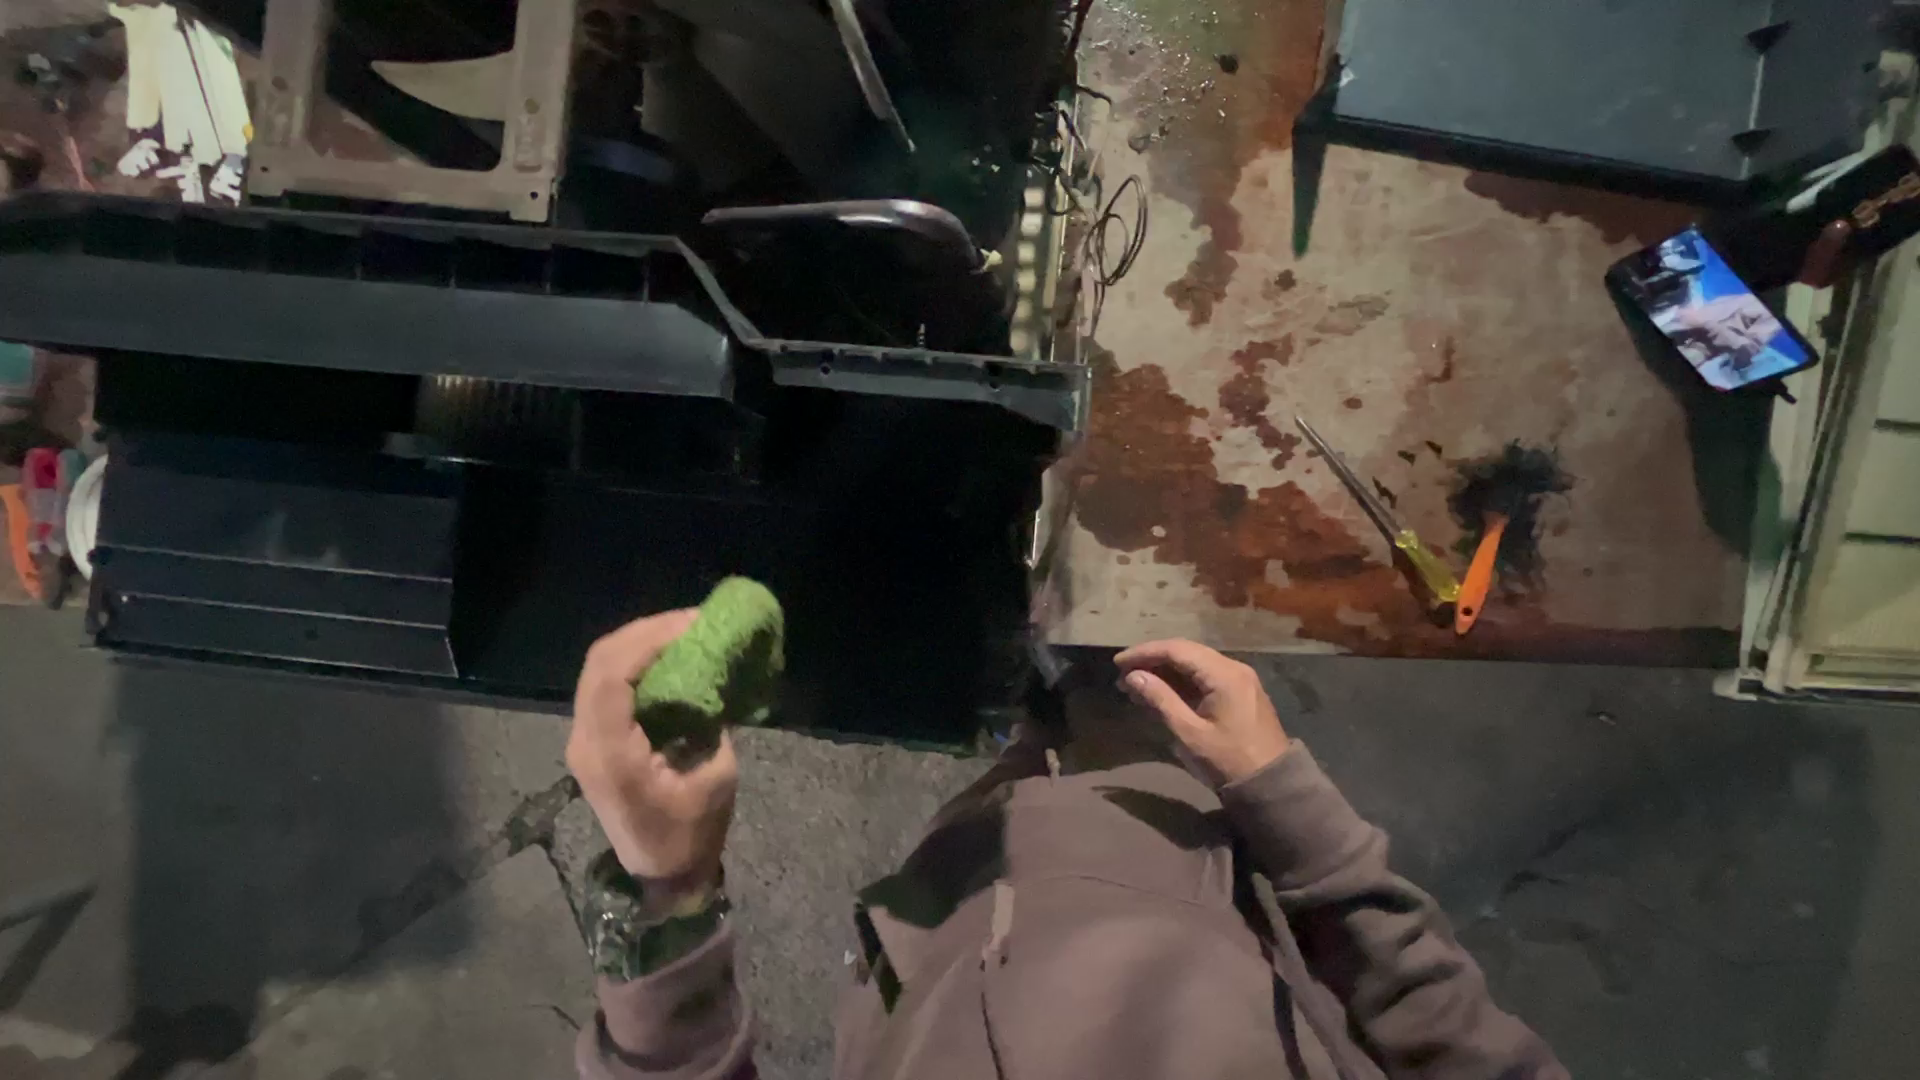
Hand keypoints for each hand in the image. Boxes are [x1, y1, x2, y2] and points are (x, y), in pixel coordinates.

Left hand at [567, 609, 736, 907]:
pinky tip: (669, 655)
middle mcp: (585, 740)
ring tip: (685, 630)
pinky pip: (608, 685)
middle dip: (647, 631)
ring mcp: (584, 740)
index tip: (693, 624)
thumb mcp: (716, 775)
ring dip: (641, 642)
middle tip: (694, 619)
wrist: (661, 877)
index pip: (612, 676)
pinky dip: (638, 661)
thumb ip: (709, 721)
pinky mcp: (594, 741)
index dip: (650, 639)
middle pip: (601, 662)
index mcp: (611, 753)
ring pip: (600, 669)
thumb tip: (709, 677)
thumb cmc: (692, 833)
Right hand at [1115, 639, 1288, 785]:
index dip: (1144, 653)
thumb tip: (1133, 676)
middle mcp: (1233, 668)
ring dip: (1164, 672)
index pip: (1176, 650)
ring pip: (1193, 664)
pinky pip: (1204, 677)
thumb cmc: (1229, 761)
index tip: (1118, 663)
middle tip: (1123, 675)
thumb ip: (1161, 700)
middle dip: (1152, 661)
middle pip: (1185, 652)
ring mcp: (1239, 679)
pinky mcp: (1239, 692)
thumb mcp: (1190, 733)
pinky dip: (1179, 682)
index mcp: (1224, 675)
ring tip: (1135, 686)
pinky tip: (1159, 694)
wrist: (1273, 786)